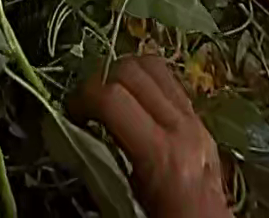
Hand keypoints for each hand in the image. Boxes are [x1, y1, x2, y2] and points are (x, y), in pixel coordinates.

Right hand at [74, 56, 231, 217]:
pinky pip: (169, 81)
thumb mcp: (126, 209)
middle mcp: (182, 128)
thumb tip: (67, 138)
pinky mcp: (201, 122)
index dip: (83, 97)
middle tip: (86, 106)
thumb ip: (99, 169)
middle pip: (132, 72)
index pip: (114, 99)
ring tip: (109, 97)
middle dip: (100, 81)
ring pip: (152, 66)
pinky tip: (134, 103)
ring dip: (123, 74)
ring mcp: (195, 121)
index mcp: (162, 157)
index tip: (70, 112)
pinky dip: (145, 81)